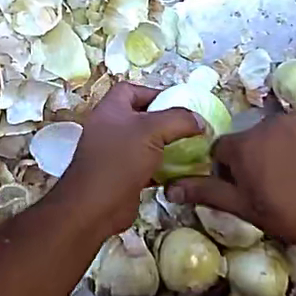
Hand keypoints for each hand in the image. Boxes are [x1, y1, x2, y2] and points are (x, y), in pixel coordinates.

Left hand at [55, 82, 205, 232]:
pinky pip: (146, 165)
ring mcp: (114, 152)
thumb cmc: (120, 159)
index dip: (154, 92)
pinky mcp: (122, 175)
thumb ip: (179, 120)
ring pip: (145, 143)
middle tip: (188, 128)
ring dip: (166, 146)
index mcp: (111, 109)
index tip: (178, 103)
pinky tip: (181, 172)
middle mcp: (110, 127)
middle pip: (141, 116)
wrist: (96, 206)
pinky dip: (163, 167)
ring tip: (191, 149)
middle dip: (165, 121)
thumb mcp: (152, 130)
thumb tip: (200, 120)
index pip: (132, 90)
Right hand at [170, 112, 295, 262]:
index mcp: (245, 145)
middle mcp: (270, 123)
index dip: (232, 169)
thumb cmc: (294, 218)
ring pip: (285, 130)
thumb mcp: (246, 209)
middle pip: (255, 137)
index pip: (225, 150)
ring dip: (288, 147)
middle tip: (280, 186)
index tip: (248, 187)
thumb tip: (169, 188)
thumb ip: (207, 193)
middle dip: (261, 156)